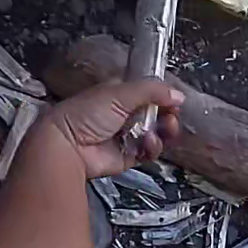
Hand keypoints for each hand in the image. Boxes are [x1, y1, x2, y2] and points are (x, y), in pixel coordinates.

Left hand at [44, 79, 184, 178]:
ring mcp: (127, 136)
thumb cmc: (87, 114)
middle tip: (171, 118)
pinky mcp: (128, 156)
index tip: (175, 101)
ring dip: (163, 132)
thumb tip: (179, 95)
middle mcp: (125, 114)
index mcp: (121, 94)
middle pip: (157, 115)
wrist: (68, 146)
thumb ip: (152, 91)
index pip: (150, 93)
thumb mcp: (120, 93)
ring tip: (164, 130)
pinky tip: (148, 143)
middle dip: (168, 117)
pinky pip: (149, 152)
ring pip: (156, 134)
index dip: (164, 97)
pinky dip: (152, 148)